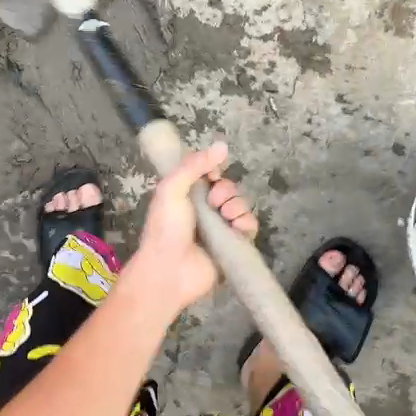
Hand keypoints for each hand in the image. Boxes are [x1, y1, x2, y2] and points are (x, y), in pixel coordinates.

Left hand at [124, 142, 258, 310]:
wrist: (169, 270)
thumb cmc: (165, 227)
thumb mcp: (172, 189)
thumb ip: (194, 165)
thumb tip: (222, 145)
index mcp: (188, 194)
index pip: (210, 174)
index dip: (214, 171)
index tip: (211, 175)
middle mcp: (205, 209)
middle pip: (229, 188)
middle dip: (226, 190)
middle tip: (214, 200)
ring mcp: (220, 227)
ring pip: (242, 205)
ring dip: (237, 205)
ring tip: (225, 215)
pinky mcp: (233, 245)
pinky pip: (249, 226)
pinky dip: (246, 223)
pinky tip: (236, 226)